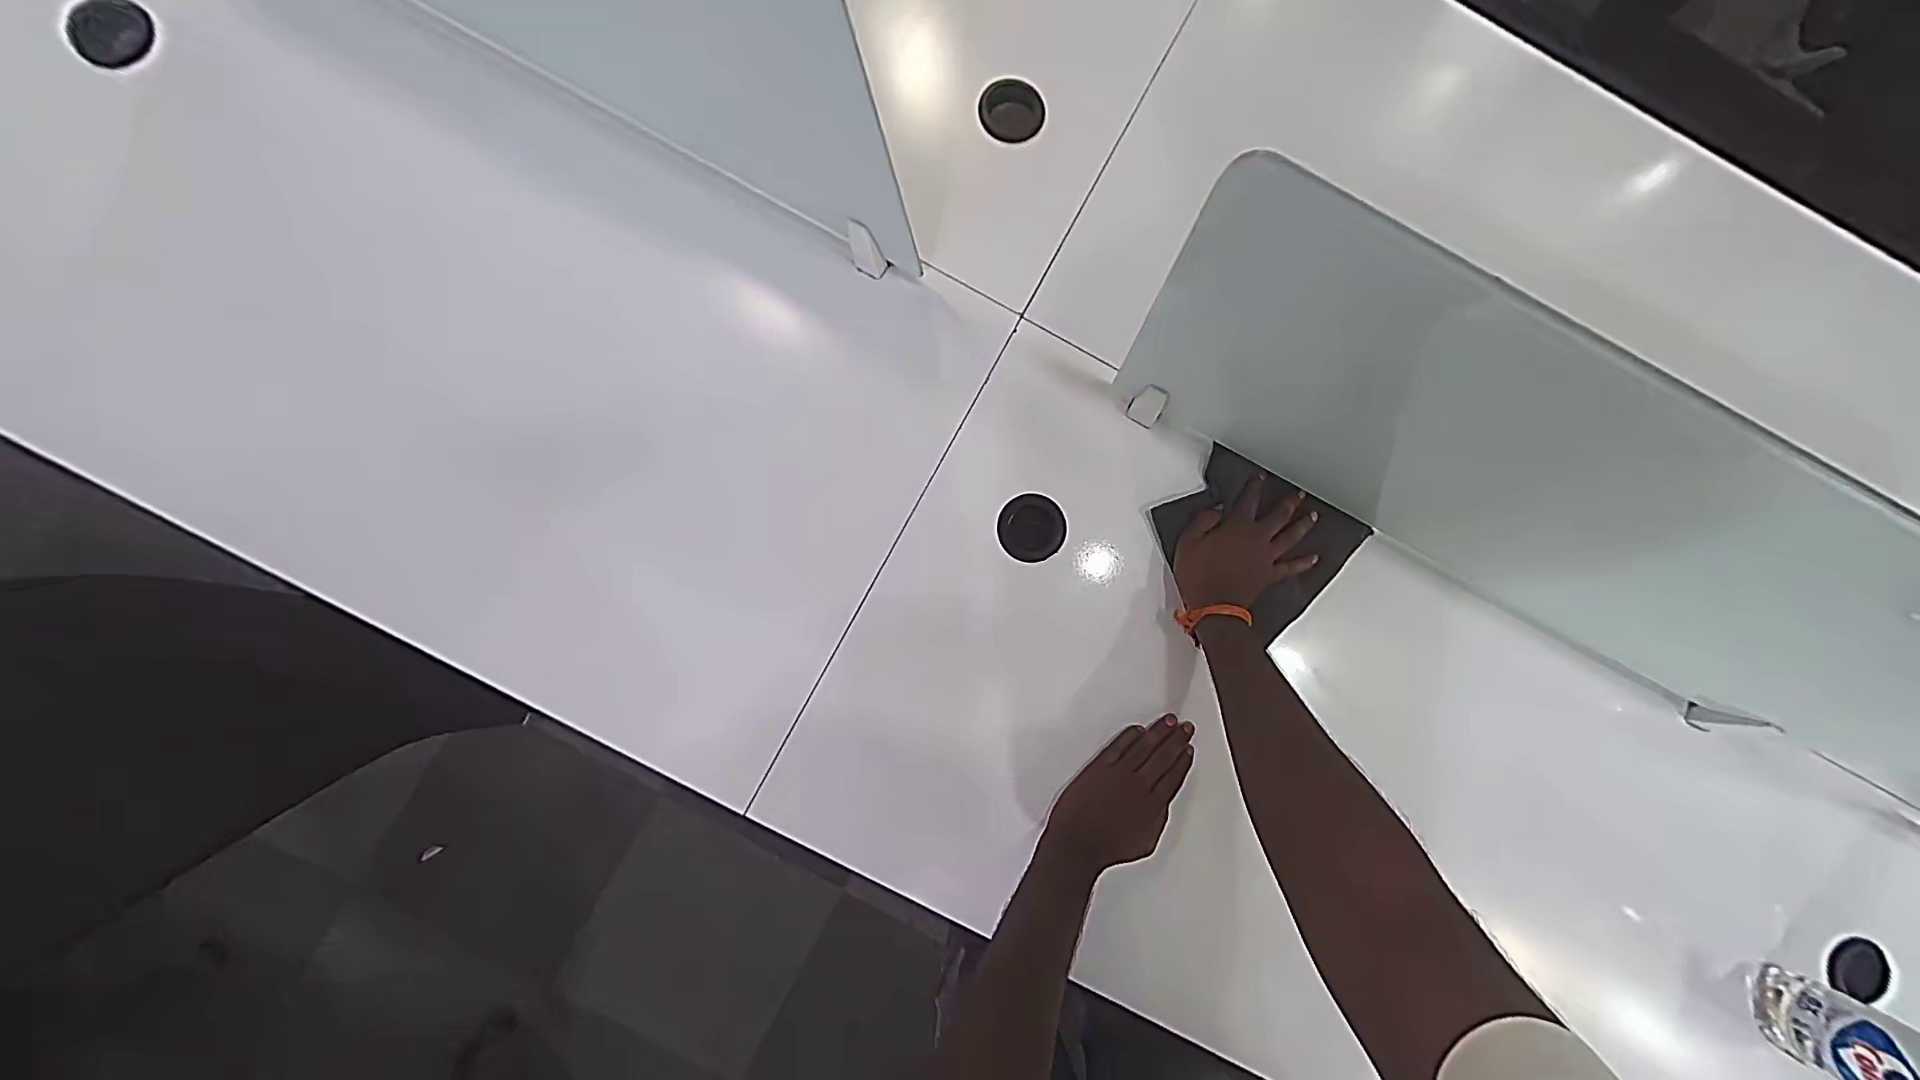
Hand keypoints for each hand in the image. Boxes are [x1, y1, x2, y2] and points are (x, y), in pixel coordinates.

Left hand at [1037, 716, 1195, 877]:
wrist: (1076, 843)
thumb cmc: (1106, 846)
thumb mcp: (1145, 841)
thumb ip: (1157, 818)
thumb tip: (1161, 804)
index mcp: (1153, 805)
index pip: (1174, 776)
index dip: (1183, 761)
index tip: (1188, 749)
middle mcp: (1138, 786)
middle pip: (1164, 757)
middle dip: (1177, 740)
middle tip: (1186, 728)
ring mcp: (1119, 774)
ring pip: (1144, 746)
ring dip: (1159, 731)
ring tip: (1169, 721)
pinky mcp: (1099, 767)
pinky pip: (1118, 745)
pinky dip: (1129, 735)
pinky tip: (1138, 729)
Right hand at [1173, 474, 1318, 609]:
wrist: (1213, 606)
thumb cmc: (1197, 574)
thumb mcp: (1188, 541)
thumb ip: (1203, 521)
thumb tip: (1217, 509)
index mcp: (1237, 526)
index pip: (1248, 500)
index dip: (1255, 487)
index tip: (1260, 478)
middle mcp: (1257, 538)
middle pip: (1278, 516)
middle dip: (1288, 503)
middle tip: (1298, 495)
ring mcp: (1266, 557)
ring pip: (1290, 536)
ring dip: (1302, 525)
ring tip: (1312, 515)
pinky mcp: (1269, 575)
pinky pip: (1291, 566)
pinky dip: (1304, 562)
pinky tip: (1314, 557)